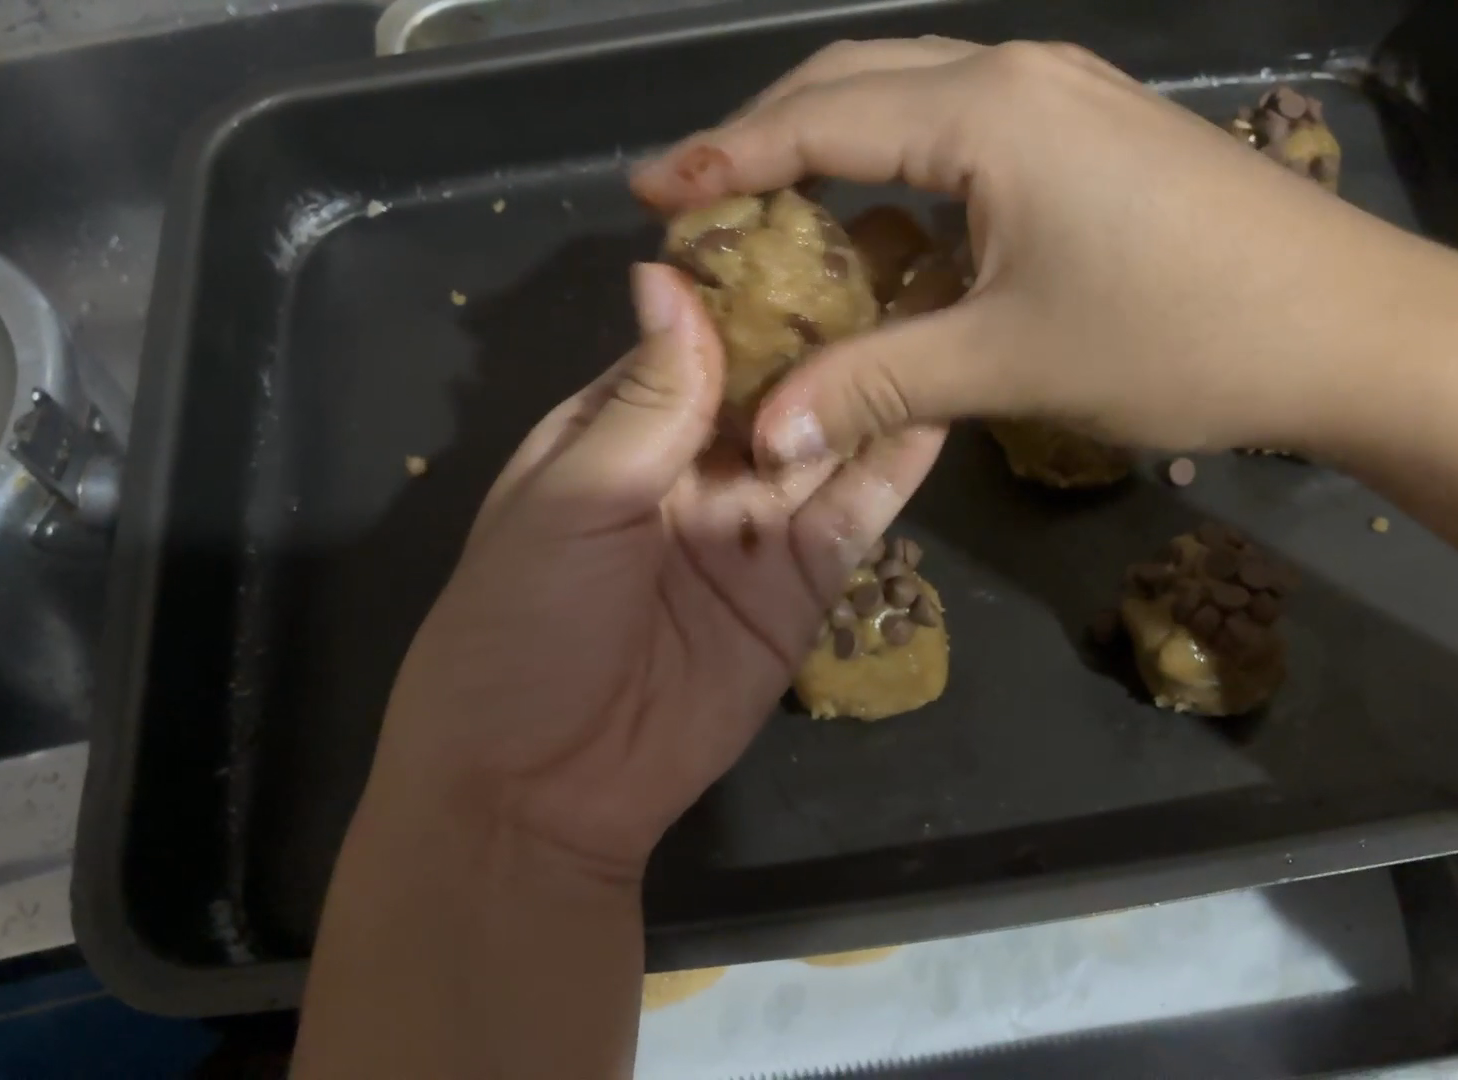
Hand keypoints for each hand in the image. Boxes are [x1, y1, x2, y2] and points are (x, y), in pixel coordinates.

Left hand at [368, 263, 941, 875]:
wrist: (544, 786)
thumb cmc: (523, 629)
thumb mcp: (570, 502)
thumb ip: (641, 403)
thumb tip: (667, 280)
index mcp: (620, 435)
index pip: (695, 345)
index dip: (746, 296)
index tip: (809, 229)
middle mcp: (695, 471)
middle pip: (772, 389)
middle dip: (826, 334)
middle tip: (899, 257)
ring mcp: (754, 528)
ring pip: (823, 445)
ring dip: (870, 389)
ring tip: (934, 315)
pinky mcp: (800, 587)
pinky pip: (852, 517)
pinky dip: (891, 470)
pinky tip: (932, 410)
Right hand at [630, 38, 1457, 464]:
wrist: (1352, 332)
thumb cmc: (1178, 339)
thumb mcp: (1005, 364)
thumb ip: (875, 387)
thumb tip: (770, 433)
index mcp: (987, 114)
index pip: (818, 119)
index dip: (724, 158)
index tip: (651, 192)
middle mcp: (1018, 78)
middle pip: (855, 85)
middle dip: (766, 137)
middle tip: (701, 198)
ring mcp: (1063, 101)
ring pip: (911, 104)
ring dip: (833, 153)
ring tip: (775, 213)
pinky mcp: (1091, 140)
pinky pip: (965, 137)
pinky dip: (901, 175)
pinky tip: (887, 230)